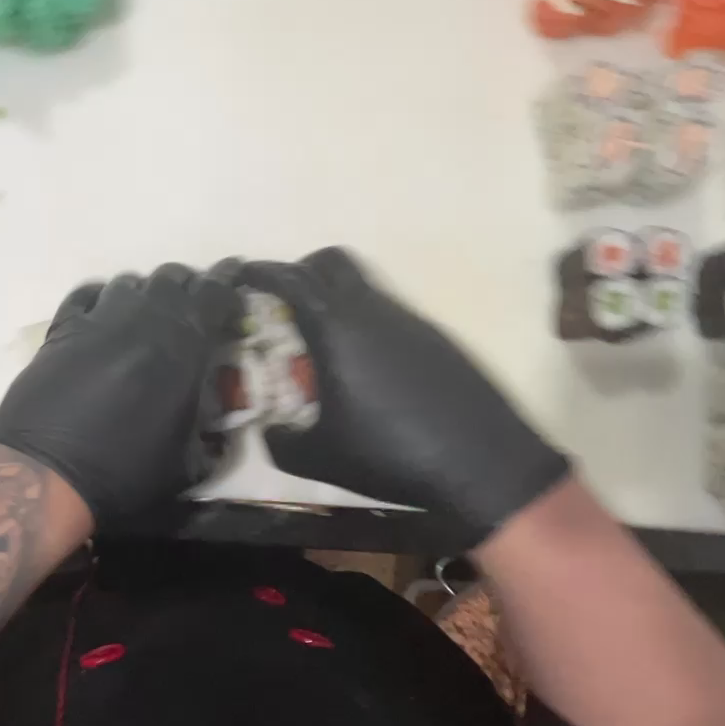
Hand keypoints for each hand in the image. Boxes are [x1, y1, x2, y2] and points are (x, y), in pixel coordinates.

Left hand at [0, 261, 241, 525]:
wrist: (48, 474)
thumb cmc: (127, 472)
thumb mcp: (190, 464)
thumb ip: (213, 439)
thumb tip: (221, 432)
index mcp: (184, 345)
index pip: (216, 291)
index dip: (230, 280)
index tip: (236, 276)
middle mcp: (144, 319)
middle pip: (172, 278)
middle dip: (188, 287)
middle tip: (192, 309)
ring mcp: (99, 319)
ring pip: (130, 282)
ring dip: (145, 294)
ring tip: (146, 316)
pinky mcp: (62, 328)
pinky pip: (86, 294)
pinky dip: (101, 298)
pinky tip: (102, 315)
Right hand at [242, 247, 568, 543]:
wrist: (482, 463)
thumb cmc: (389, 455)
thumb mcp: (318, 458)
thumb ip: (280, 441)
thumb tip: (270, 430)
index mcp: (337, 330)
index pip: (291, 279)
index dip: (261, 272)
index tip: (242, 275)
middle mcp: (373, 311)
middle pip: (331, 263)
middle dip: (300, 271)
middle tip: (282, 303)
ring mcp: (410, 321)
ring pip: (363, 290)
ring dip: (335, 303)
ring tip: (322, 349)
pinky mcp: (436, 339)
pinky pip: (390, 316)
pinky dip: (365, 327)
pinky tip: (367, 372)